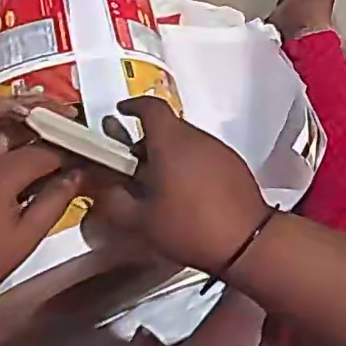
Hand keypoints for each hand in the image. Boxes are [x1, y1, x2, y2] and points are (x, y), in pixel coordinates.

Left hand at [0, 97, 82, 342]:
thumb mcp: (22, 241)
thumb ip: (54, 201)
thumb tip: (76, 177)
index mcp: (3, 171)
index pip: (50, 150)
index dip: (72, 153)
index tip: (82, 160)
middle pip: (23, 127)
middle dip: (51, 129)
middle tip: (68, 133)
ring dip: (19, 109)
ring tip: (39, 107)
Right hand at [85, 96, 269, 272]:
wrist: (245, 240)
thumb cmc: (190, 227)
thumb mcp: (141, 220)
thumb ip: (113, 199)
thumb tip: (99, 185)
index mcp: (171, 142)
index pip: (151, 106)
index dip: (133, 105)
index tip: (121, 111)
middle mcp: (197, 137)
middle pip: (167, 126)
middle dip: (146, 140)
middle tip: (131, 164)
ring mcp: (218, 148)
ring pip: (185, 141)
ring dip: (168, 153)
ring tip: (155, 184)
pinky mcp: (232, 162)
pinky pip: (203, 153)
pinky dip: (188, 163)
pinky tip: (183, 192)